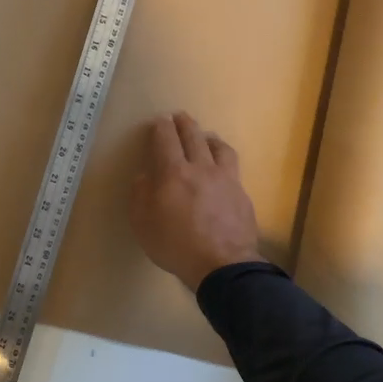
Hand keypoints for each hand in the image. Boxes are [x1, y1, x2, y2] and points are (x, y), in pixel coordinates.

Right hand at [130, 111, 263, 290]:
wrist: (222, 265)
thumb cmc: (175, 244)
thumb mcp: (142, 223)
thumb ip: (140, 195)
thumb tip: (145, 176)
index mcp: (173, 172)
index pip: (166, 140)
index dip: (161, 128)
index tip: (159, 120)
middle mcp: (201, 168)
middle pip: (194, 137)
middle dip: (185, 124)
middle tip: (180, 117)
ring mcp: (226, 180)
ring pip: (219, 148)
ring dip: (209, 138)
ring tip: (206, 137)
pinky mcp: (242, 194)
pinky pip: (232, 168)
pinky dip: (224, 160)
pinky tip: (222, 168)